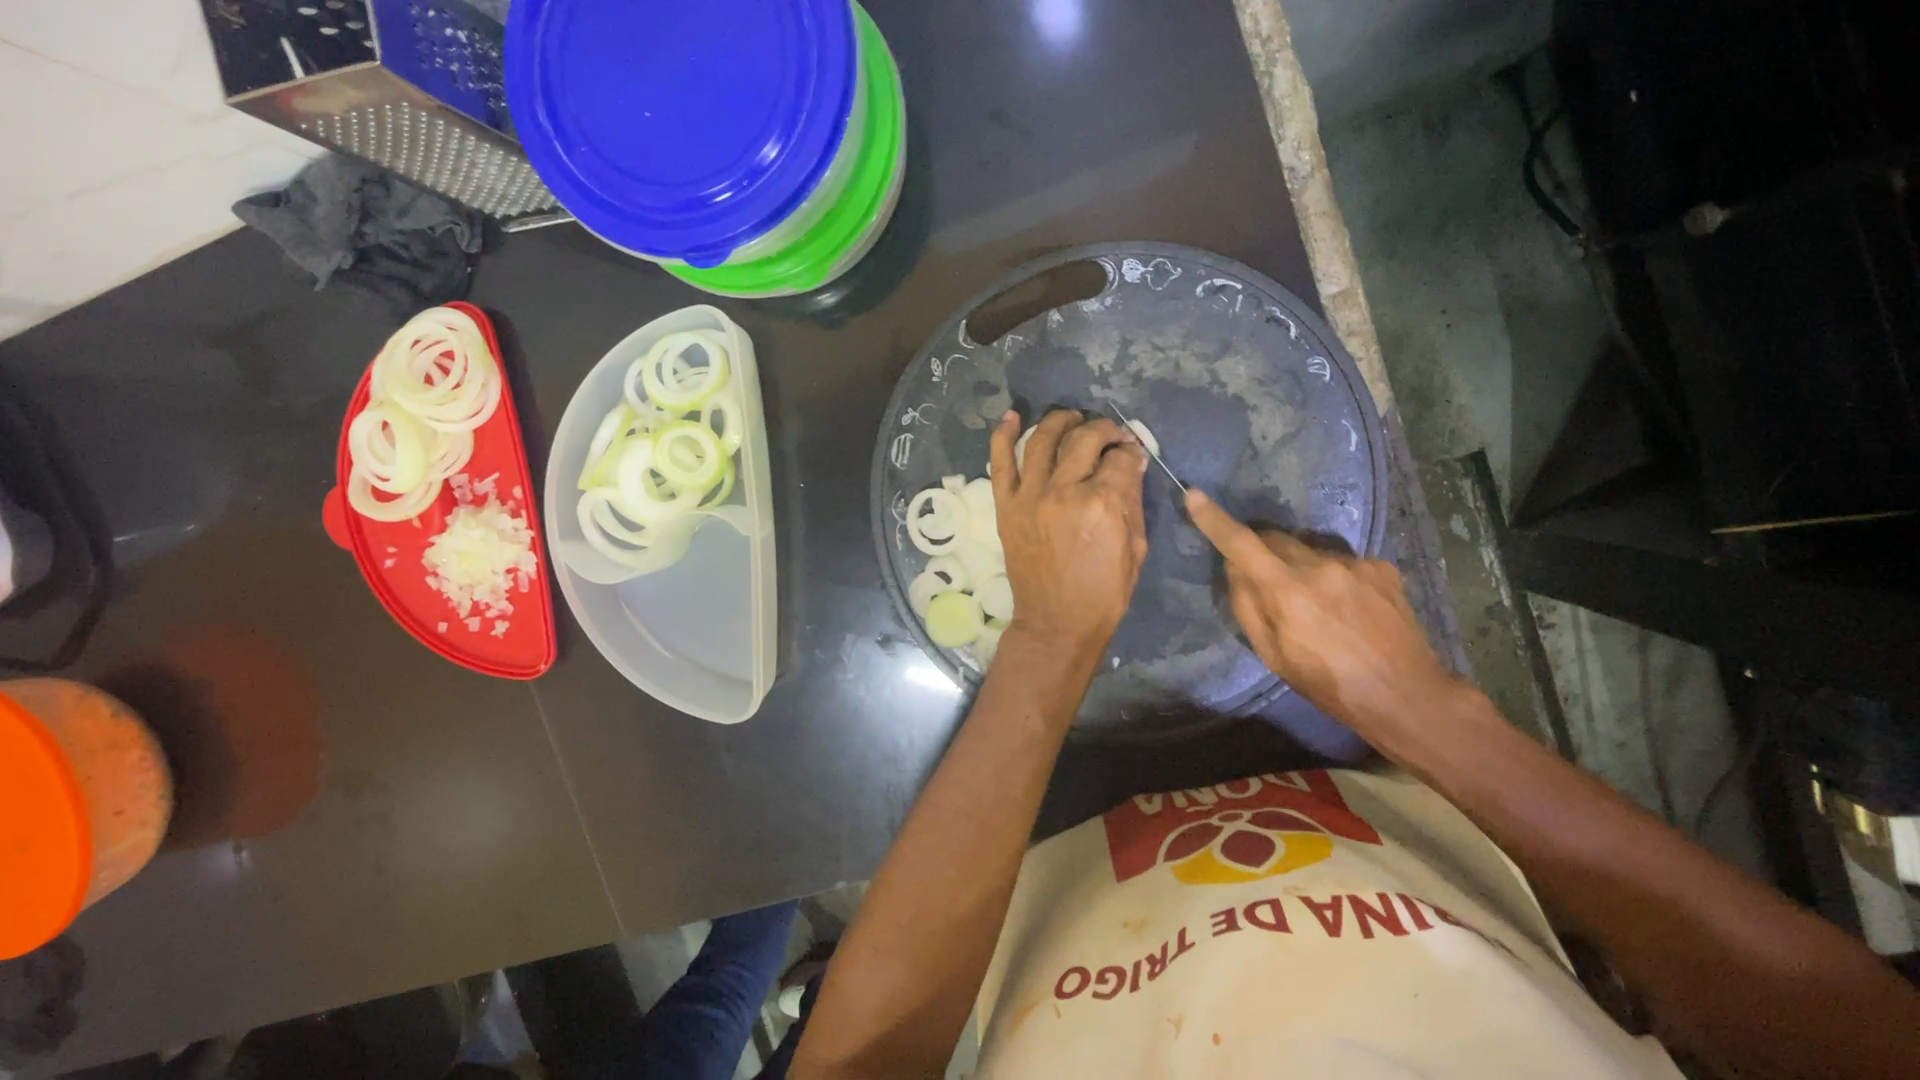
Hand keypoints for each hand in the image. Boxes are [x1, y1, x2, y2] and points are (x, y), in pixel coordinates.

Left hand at [990, 410, 1148, 660]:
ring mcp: (1030, 496)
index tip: (1132, 454)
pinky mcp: (1006, 506)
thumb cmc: (1104, 593)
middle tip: (1110, 436)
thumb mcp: (1135, 548)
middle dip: (1103, 430)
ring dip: (1060, 422)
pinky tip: (1013, 417)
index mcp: (1103, 504)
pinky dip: (1004, 436)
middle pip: (1084, 440)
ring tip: (1072, 418)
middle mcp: (1064, 491)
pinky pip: (1000, 462)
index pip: (1121, 458)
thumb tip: (1132, 464)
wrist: (1056, 623)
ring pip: (1043, 440)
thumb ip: (1133, 501)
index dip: (1131, 451)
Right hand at [1185, 489, 1463, 751]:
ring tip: (1319, 606)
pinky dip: (1335, 577)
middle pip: (1275, 540)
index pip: (1242, 545)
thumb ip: (1248, 606)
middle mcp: (1321, 567)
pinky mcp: (1382, 566)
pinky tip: (1349, 607)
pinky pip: (1342, 561)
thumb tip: (1235, 568)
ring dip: (1302, 567)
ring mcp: (1356, 563)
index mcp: (1288, 593)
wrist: (1406, 694)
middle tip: (1266, 583)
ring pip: (1310, 551)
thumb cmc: (1329, 685)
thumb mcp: (1273, 656)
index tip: (1194, 495)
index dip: (1214, 520)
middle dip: (1262, 553)